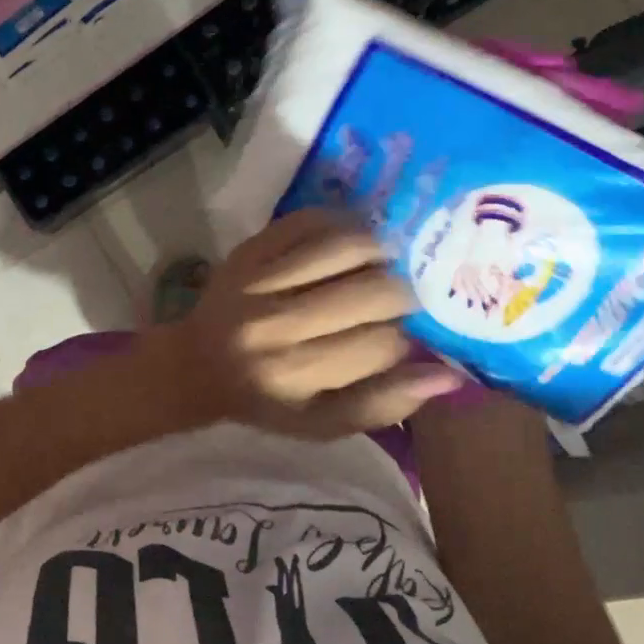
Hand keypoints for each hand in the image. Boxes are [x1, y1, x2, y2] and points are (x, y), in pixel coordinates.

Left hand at [149, 211, 462, 437]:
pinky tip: (351, 244)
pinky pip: (310, 220)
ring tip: (379, 268)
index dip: (402, 341)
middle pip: (374, 291)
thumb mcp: (320, 423)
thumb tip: (448, 375)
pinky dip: (343, 224)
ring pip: (348, 246)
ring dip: (379, 254)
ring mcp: (257, 282)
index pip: (382, 345)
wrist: (195, 364)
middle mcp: (274, 325)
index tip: (395, 341)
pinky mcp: (247, 251)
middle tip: (395, 302)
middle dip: (399, 296)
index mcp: (294, 374)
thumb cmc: (266, 401)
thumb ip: (382, 405)